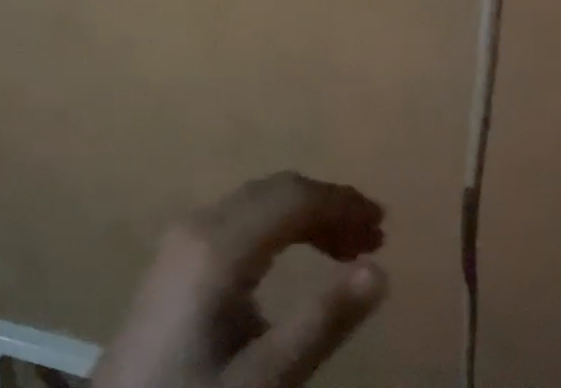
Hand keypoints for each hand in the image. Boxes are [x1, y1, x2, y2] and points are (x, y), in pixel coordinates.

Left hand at [94, 172, 388, 387]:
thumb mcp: (264, 378)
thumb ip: (322, 321)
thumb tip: (380, 270)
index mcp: (218, 245)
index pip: (293, 197)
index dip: (342, 203)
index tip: (383, 225)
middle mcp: (199, 224)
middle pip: (275, 191)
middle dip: (328, 206)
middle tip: (374, 237)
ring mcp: (182, 237)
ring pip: (257, 201)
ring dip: (304, 215)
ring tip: (347, 247)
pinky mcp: (176, 256)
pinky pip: (238, 218)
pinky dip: (277, 225)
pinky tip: (295, 254)